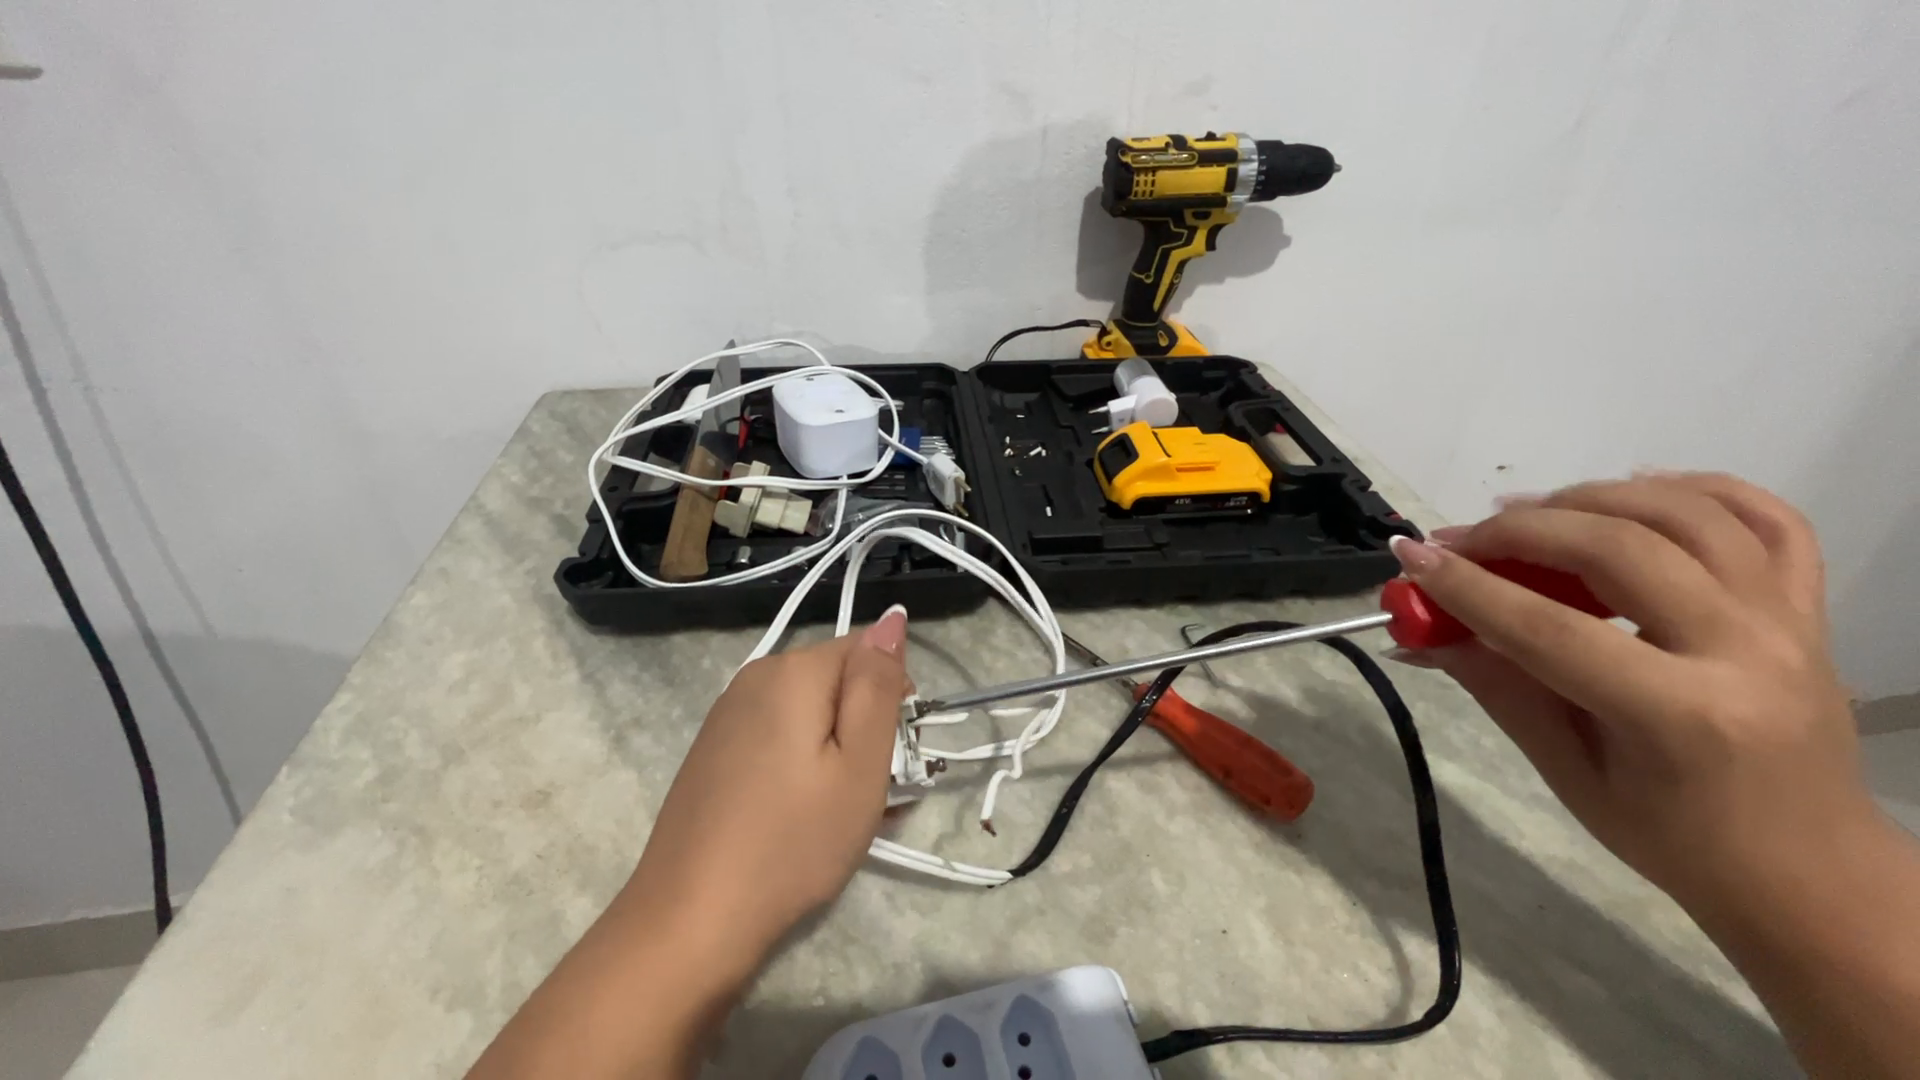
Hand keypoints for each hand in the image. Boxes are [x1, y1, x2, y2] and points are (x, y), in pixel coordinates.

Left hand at [467, 607, 908, 1079]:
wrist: (690, 919)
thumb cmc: (792, 843)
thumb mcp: (859, 766)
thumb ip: (877, 684)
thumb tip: (892, 617)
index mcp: (791, 671)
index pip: (867, 651)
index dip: (894, 699)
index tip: (898, 758)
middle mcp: (753, 677)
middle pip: (836, 681)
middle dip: (865, 726)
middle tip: (874, 794)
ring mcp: (726, 714)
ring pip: (808, 713)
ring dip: (836, 750)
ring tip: (840, 814)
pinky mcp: (712, 751)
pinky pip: (776, 737)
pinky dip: (801, 765)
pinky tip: (801, 816)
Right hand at [1387, 472, 1867, 902]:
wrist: (1807, 869)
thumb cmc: (1673, 837)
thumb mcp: (1566, 771)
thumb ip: (1496, 686)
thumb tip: (1420, 632)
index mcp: (1681, 715)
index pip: (1550, 629)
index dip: (1467, 588)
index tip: (1408, 558)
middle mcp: (1746, 652)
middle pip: (1620, 548)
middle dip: (1519, 531)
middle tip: (1458, 540)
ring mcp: (1789, 621)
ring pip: (1686, 513)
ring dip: (1590, 498)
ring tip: (1527, 514)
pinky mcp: (1808, 607)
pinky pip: (1764, 516)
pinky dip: (1692, 487)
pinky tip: (1629, 493)